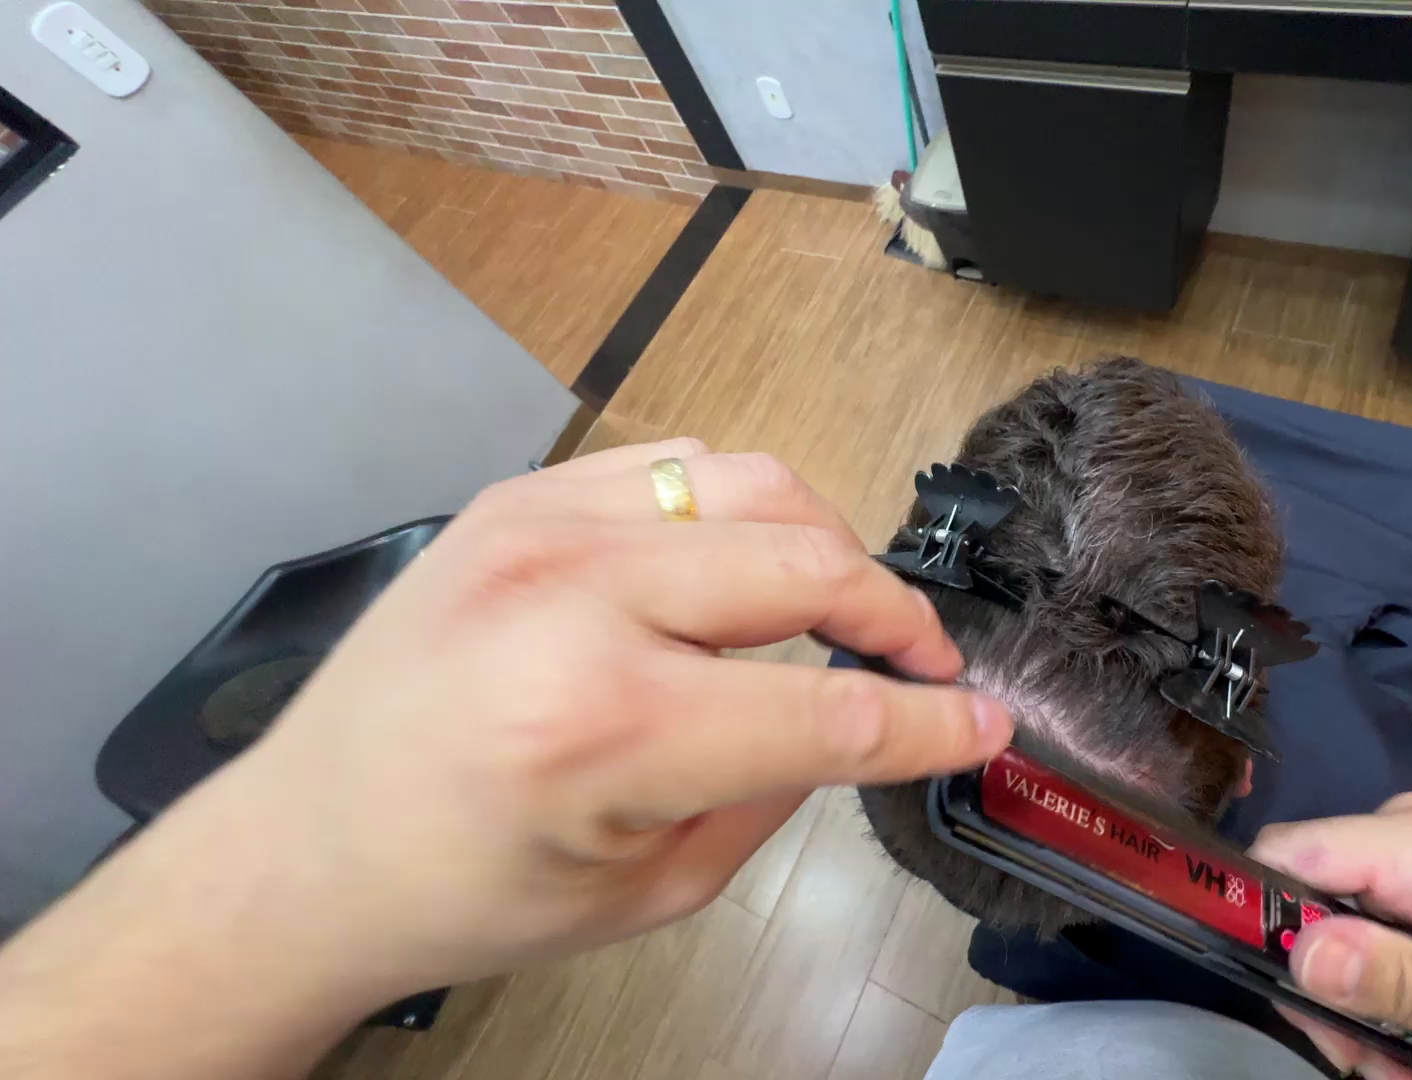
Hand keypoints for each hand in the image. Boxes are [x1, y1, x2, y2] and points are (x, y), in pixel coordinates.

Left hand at [0, 440, 1011, 1078]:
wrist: (302, 845)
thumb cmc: (479, 892)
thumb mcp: (662, 885)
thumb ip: (783, 785)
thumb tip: (863, 715)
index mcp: (601, 730)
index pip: (828, 713)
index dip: (928, 719)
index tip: (984, 720)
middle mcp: (575, 601)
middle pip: (809, 567)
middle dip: (895, 614)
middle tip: (921, 657)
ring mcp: (545, 525)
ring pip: (763, 488)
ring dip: (832, 546)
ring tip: (842, 603)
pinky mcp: (527, 494)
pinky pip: (690, 470)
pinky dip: (751, 513)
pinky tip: (746, 564)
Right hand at [1250, 794, 1411, 1079]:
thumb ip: (1400, 981)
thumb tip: (1294, 951)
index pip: (1285, 853)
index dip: (1266, 920)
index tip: (1300, 1008)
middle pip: (1315, 897)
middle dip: (1334, 989)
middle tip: (1384, 1066)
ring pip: (1353, 925)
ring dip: (1374, 1006)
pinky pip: (1398, 932)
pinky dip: (1409, 996)